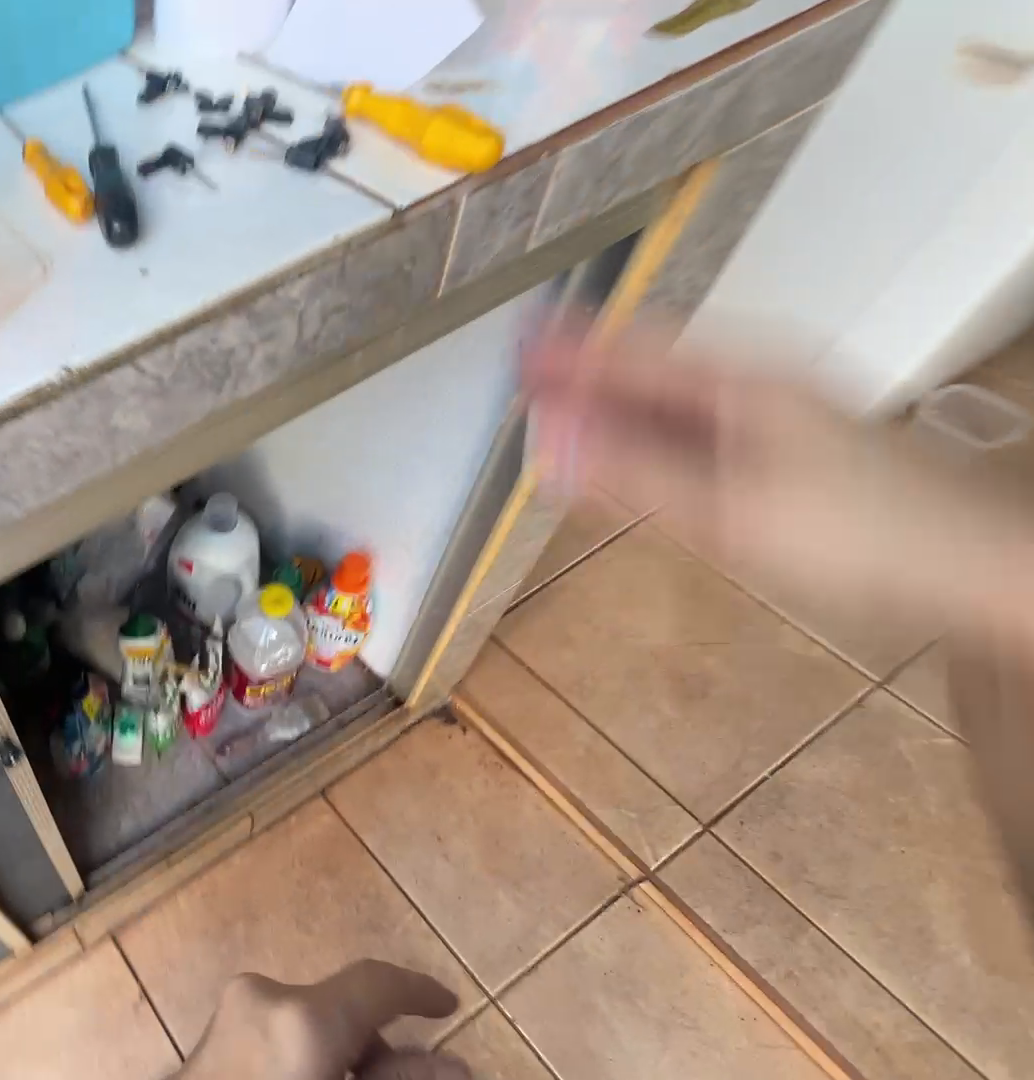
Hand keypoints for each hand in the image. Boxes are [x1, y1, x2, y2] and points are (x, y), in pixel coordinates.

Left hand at [175, 961, 465, 1079]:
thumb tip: (453, 1065)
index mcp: (303, 1018)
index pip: (374, 982)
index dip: (417, 990)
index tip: (449, 1005)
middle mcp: (266, 995)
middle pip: (342, 1008)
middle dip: (377, 1048)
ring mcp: (235, 1007)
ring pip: (311, 1021)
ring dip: (341, 1054)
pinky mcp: (218, 1025)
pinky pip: (281, 1029)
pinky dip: (307, 1055)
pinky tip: (311, 1079)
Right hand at [523, 323, 1033, 651]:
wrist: (972, 563)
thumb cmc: (857, 534)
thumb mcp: (731, 510)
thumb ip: (635, 476)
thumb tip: (553, 451)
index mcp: (740, 385)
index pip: (634, 352)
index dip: (572, 347)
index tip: (518, 341)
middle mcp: (748, 387)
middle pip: (644, 371)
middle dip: (580, 374)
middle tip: (522, 374)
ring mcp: (760, 416)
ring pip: (661, 401)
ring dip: (604, 405)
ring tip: (551, 407)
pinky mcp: (765, 447)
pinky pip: (683, 429)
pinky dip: (638, 435)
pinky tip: (612, 449)